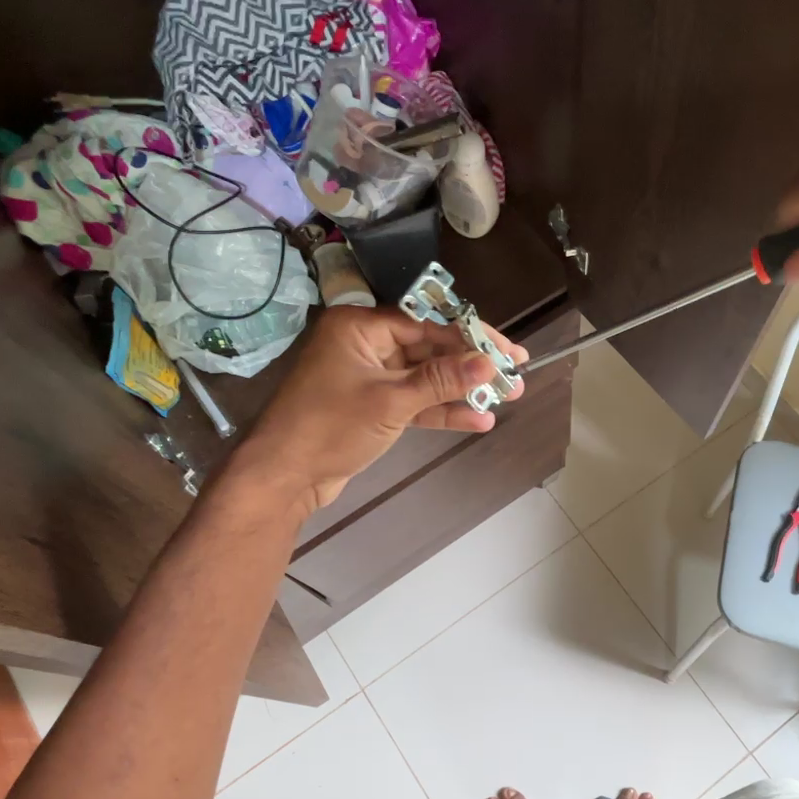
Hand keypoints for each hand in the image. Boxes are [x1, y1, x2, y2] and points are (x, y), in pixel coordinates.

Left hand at [222, 306, 526, 516]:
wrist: (284, 476)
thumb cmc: (330, 427)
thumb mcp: (391, 401)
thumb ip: (442, 380)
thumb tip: (489, 363)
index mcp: (360, 327)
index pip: (426, 322)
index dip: (471, 336)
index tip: (508, 349)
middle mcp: (365, 346)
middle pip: (429, 349)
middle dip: (471, 365)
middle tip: (514, 374)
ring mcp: (368, 378)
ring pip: (425, 378)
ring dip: (462, 389)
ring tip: (507, 397)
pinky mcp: (372, 408)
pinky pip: (414, 402)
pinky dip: (441, 411)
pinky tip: (478, 420)